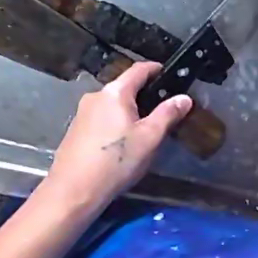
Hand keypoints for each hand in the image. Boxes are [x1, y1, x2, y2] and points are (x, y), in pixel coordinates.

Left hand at [41, 61, 191, 214]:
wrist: (74, 189)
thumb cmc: (116, 161)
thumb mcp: (149, 138)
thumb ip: (167, 115)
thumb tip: (184, 97)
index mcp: (115, 92)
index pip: (138, 70)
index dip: (155, 68)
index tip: (168, 73)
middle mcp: (96, 95)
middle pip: (124, 87)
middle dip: (143, 94)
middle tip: (162, 108)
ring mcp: (82, 112)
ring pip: (112, 104)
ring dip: (128, 110)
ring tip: (145, 128)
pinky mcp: (76, 128)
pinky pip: (101, 117)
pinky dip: (115, 122)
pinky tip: (122, 141)